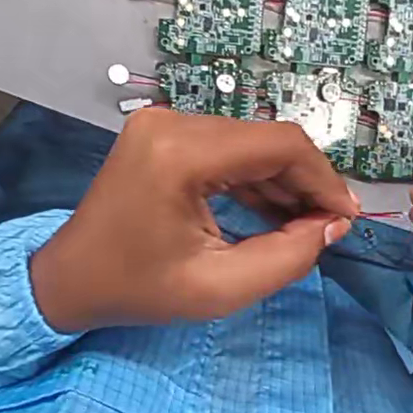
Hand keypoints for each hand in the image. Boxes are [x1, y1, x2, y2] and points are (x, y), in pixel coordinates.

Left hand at [31, 109, 358, 332]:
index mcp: (179, 153)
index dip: (323, 179)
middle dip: (303, 183)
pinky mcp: (160, 134)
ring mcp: (162, 123)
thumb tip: (332, 224)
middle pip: (265, 140)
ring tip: (303, 226)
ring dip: (279, 182)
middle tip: (326, 228)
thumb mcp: (218, 289)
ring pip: (247, 143)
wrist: (70, 278)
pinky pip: (222, 148)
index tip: (343, 220)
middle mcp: (171, 123)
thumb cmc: (135, 289)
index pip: (278, 145)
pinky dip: (250, 178)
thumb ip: (287, 258)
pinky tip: (271, 212)